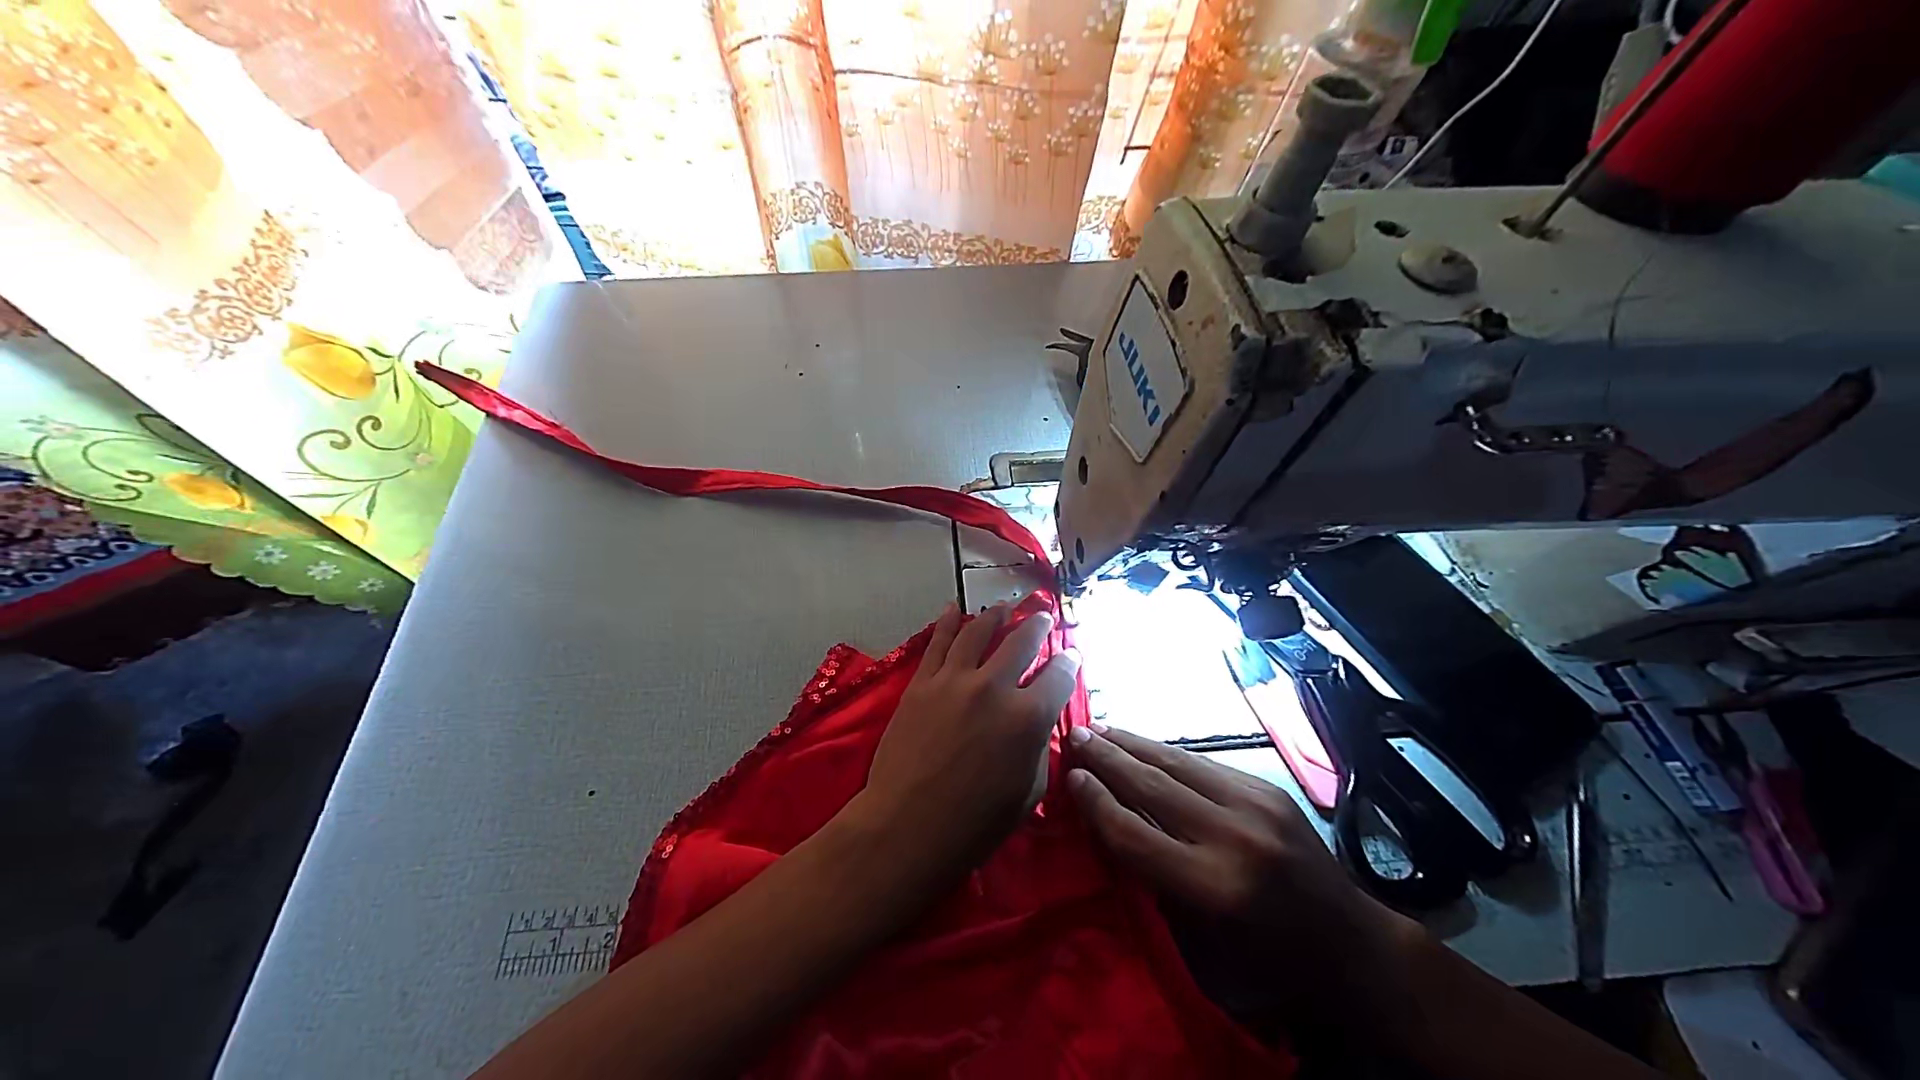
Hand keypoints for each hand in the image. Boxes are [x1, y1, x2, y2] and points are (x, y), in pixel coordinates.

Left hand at [856, 602, 1078, 871]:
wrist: (908, 825)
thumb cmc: (976, 823)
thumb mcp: (1029, 791)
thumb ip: (1039, 747)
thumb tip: (1039, 722)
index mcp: (1028, 718)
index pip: (1059, 676)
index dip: (1070, 663)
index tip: (1071, 656)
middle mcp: (994, 687)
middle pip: (1022, 641)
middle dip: (1038, 626)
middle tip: (1042, 618)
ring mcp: (953, 680)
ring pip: (979, 631)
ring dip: (996, 615)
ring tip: (1004, 607)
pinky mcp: (922, 683)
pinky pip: (937, 643)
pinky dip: (948, 622)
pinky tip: (954, 609)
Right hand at [1066, 723, 1401, 961]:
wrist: (1352, 949)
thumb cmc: (1267, 966)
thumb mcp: (1199, 945)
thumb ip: (1154, 880)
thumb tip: (1109, 821)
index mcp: (1213, 888)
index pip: (1134, 833)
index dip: (1096, 802)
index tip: (1071, 777)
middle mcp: (1234, 838)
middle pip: (1153, 787)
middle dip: (1108, 759)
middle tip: (1074, 736)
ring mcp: (1257, 806)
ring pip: (1178, 764)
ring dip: (1134, 745)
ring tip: (1101, 730)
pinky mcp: (1269, 790)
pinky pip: (1205, 765)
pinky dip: (1167, 754)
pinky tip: (1145, 746)